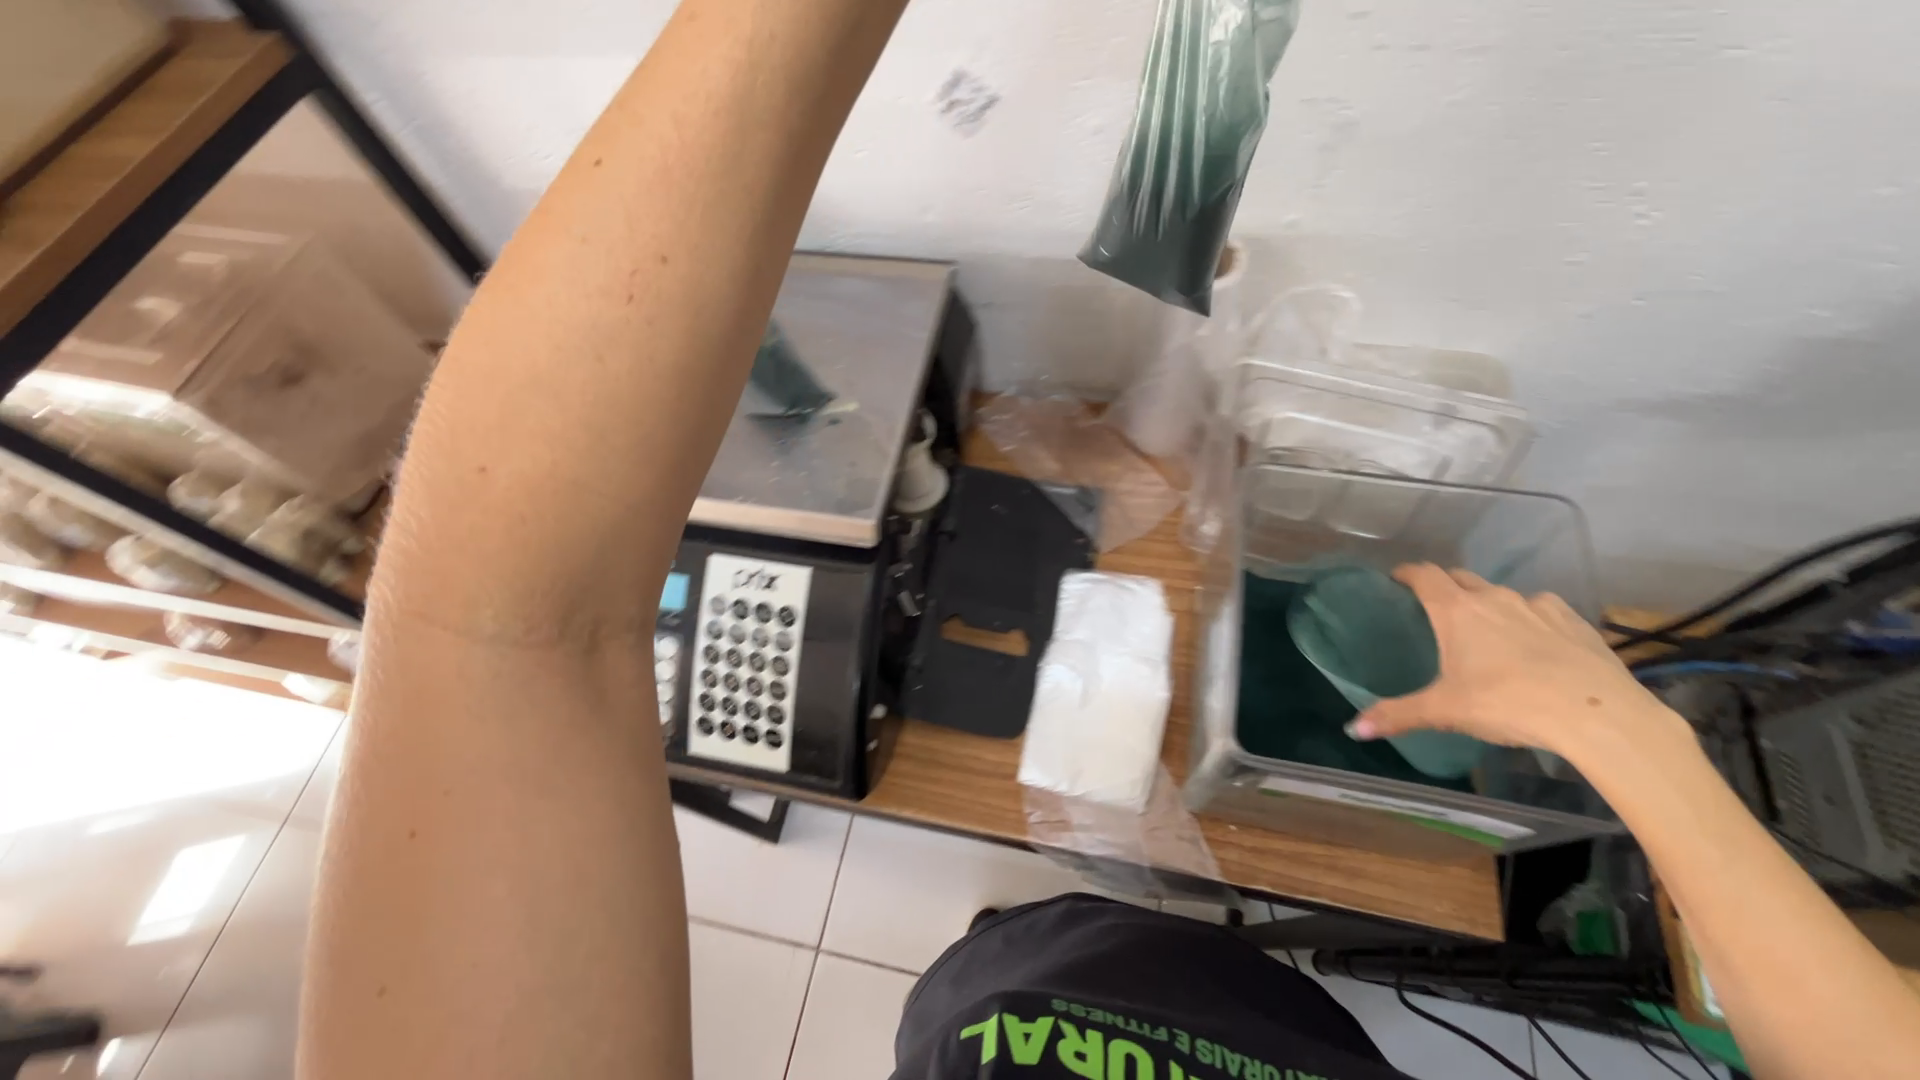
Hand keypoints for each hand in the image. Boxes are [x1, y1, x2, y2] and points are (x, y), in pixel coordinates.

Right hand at [1348, 564, 1686, 760]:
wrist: (1597, 713)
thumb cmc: (1508, 703)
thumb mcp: (1445, 712)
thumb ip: (1398, 715)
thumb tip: (1354, 729)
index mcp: (1456, 611)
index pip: (1424, 575)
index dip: (1407, 574)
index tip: (1397, 580)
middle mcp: (1494, 598)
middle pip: (1461, 578)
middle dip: (1445, 587)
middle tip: (1436, 610)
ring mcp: (1538, 606)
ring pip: (1503, 596)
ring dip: (1490, 606)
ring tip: (1489, 633)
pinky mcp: (1574, 621)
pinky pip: (1543, 610)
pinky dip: (1531, 620)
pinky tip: (1537, 644)